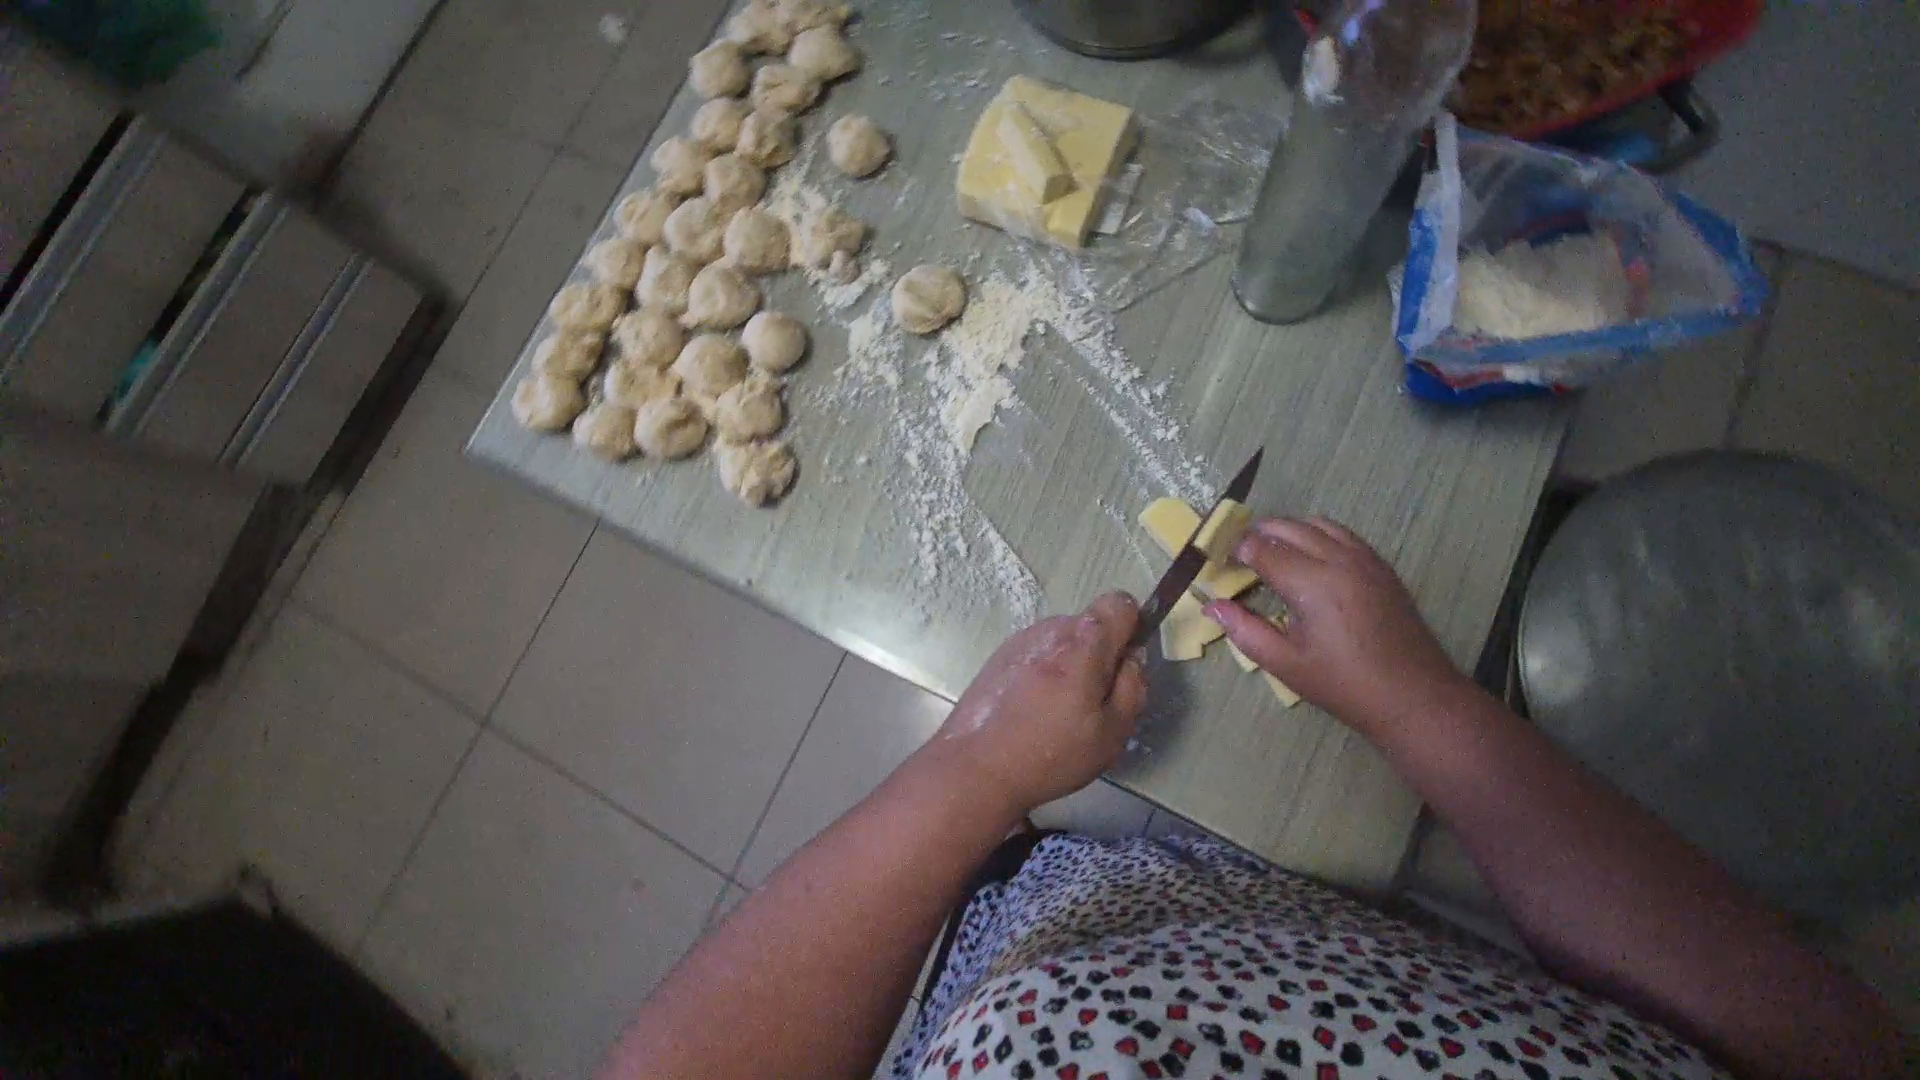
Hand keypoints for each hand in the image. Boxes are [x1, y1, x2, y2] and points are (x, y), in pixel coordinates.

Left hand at [926, 592, 1147, 813]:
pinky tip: (1031, 709)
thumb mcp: (1113, 731)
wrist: (978, 766)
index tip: (1124, 663)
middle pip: (1090, 625)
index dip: (1130, 627)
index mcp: (1085, 641)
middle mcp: (1052, 629)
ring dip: (1069, 664)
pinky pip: (1037, 652)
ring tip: (1057, 711)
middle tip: (1092, 701)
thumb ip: (1133, 686)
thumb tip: (1132, 657)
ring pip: (1062, 640)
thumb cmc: (1053, 753)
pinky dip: (1043, 671)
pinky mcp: (999, 655)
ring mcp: (1021, 639)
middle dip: (1099, 654)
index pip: (1120, 603)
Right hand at [1205, 518, 1469, 738]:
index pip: (1261, 549)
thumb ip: (1244, 630)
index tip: (1220, 562)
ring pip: (1316, 523)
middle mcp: (1338, 560)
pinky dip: (1316, 534)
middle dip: (1257, 535)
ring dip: (1287, 530)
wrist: (1414, 696)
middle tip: (1238, 557)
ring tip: (1270, 553)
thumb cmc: (1344, 684)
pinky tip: (1308, 559)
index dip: (1235, 551)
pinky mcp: (1380, 566)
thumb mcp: (1285, 663)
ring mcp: (1364, 559)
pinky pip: (1342, 533)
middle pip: (1287, 527)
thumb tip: (1211, 605)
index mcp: (1312, 583)